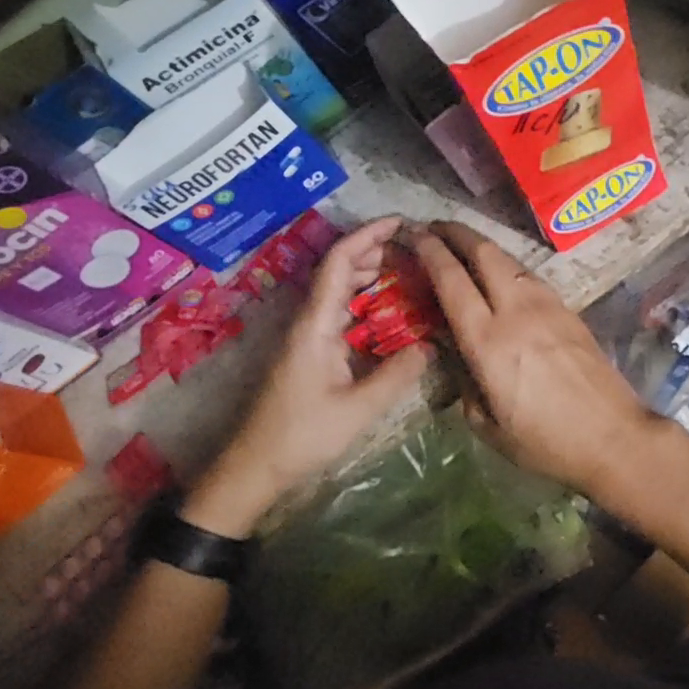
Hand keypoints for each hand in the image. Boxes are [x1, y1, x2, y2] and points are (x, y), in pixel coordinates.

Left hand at [183, 218, 429, 536]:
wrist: (257, 466)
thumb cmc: (303, 435)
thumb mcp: (358, 409)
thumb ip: (397, 374)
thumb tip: (432, 344)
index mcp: (316, 323)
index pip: (340, 261)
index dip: (369, 235)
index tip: (402, 223)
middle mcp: (310, 320)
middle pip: (340, 269)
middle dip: (376, 250)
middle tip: (418, 249)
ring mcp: (310, 335)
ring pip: (341, 290)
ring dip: (372, 275)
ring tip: (411, 273)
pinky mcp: (313, 352)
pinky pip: (343, 313)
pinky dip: (368, 303)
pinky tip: (393, 313)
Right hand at [406, 221, 663, 494]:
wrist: (615, 437)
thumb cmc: (546, 442)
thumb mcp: (488, 426)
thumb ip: (465, 385)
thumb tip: (458, 356)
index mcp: (488, 341)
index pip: (451, 280)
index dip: (430, 251)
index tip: (414, 234)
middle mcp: (516, 312)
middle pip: (484, 253)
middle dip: (456, 233)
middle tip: (434, 227)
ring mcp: (547, 306)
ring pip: (510, 260)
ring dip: (483, 246)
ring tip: (464, 248)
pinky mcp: (569, 311)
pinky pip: (530, 277)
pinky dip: (507, 266)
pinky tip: (501, 277)